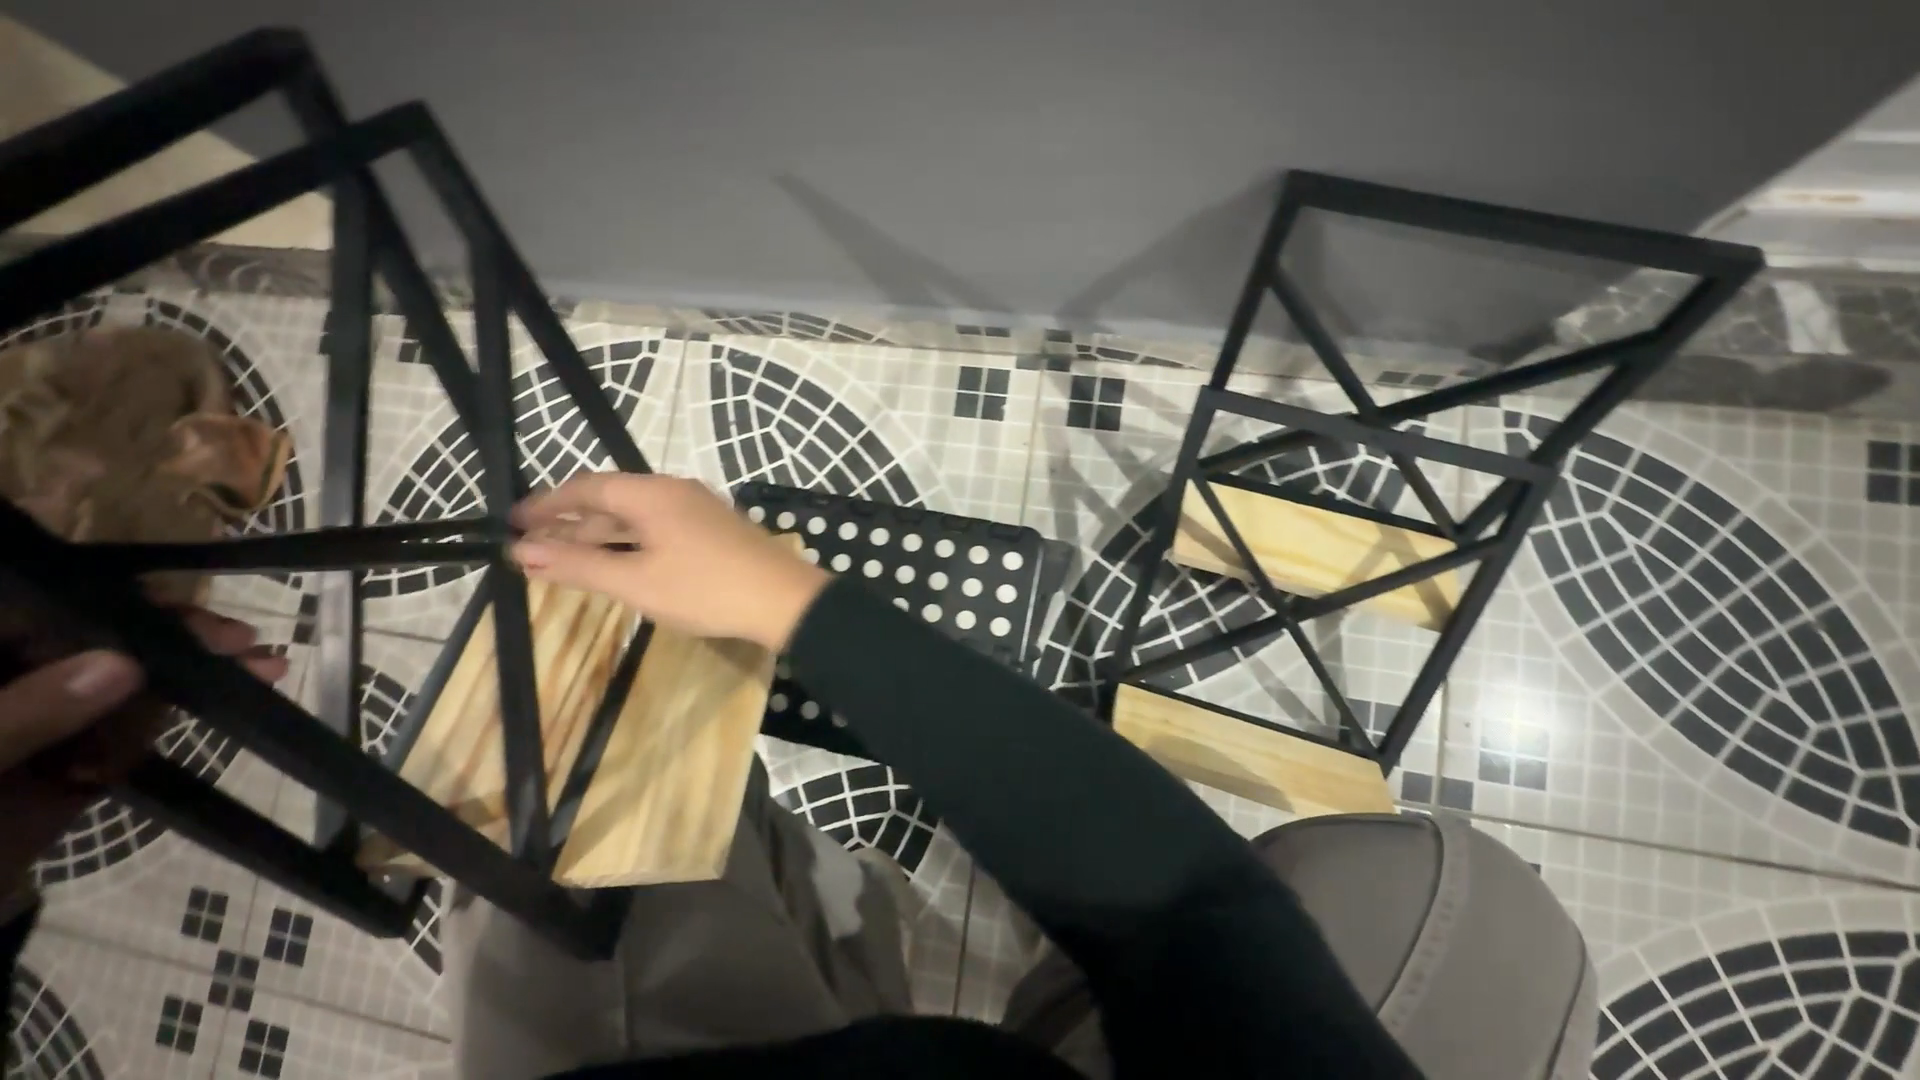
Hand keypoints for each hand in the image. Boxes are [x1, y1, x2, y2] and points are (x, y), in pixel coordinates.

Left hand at [1, 609, 289, 896]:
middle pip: (93, 642)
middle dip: (168, 636)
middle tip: (238, 639)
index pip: (36, 614)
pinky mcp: (73, 770)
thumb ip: (22, 714)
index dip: (108, 603)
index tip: (176, 609)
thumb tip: (120, 663)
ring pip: (125, 683)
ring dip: (196, 671)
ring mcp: (43, 728)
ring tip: (266, 667)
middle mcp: (14, 687)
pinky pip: (131, 733)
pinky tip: (241, 698)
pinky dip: (184, 714)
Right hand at [510, 473, 829, 648]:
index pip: (586, 487)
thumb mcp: (636, 581)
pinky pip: (657, 525)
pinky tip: (618, 562)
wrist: (784, 600)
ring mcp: (697, 508)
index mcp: (652, 494)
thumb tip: (521, 550)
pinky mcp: (712, 529)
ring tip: (564, 556)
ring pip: (636, 514)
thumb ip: (579, 565)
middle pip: (611, 498)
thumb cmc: (706, 590)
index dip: (547, 504)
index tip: (512, 522)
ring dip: (600, 533)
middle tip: (532, 544)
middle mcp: (674, 491)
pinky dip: (628, 540)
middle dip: (570, 520)